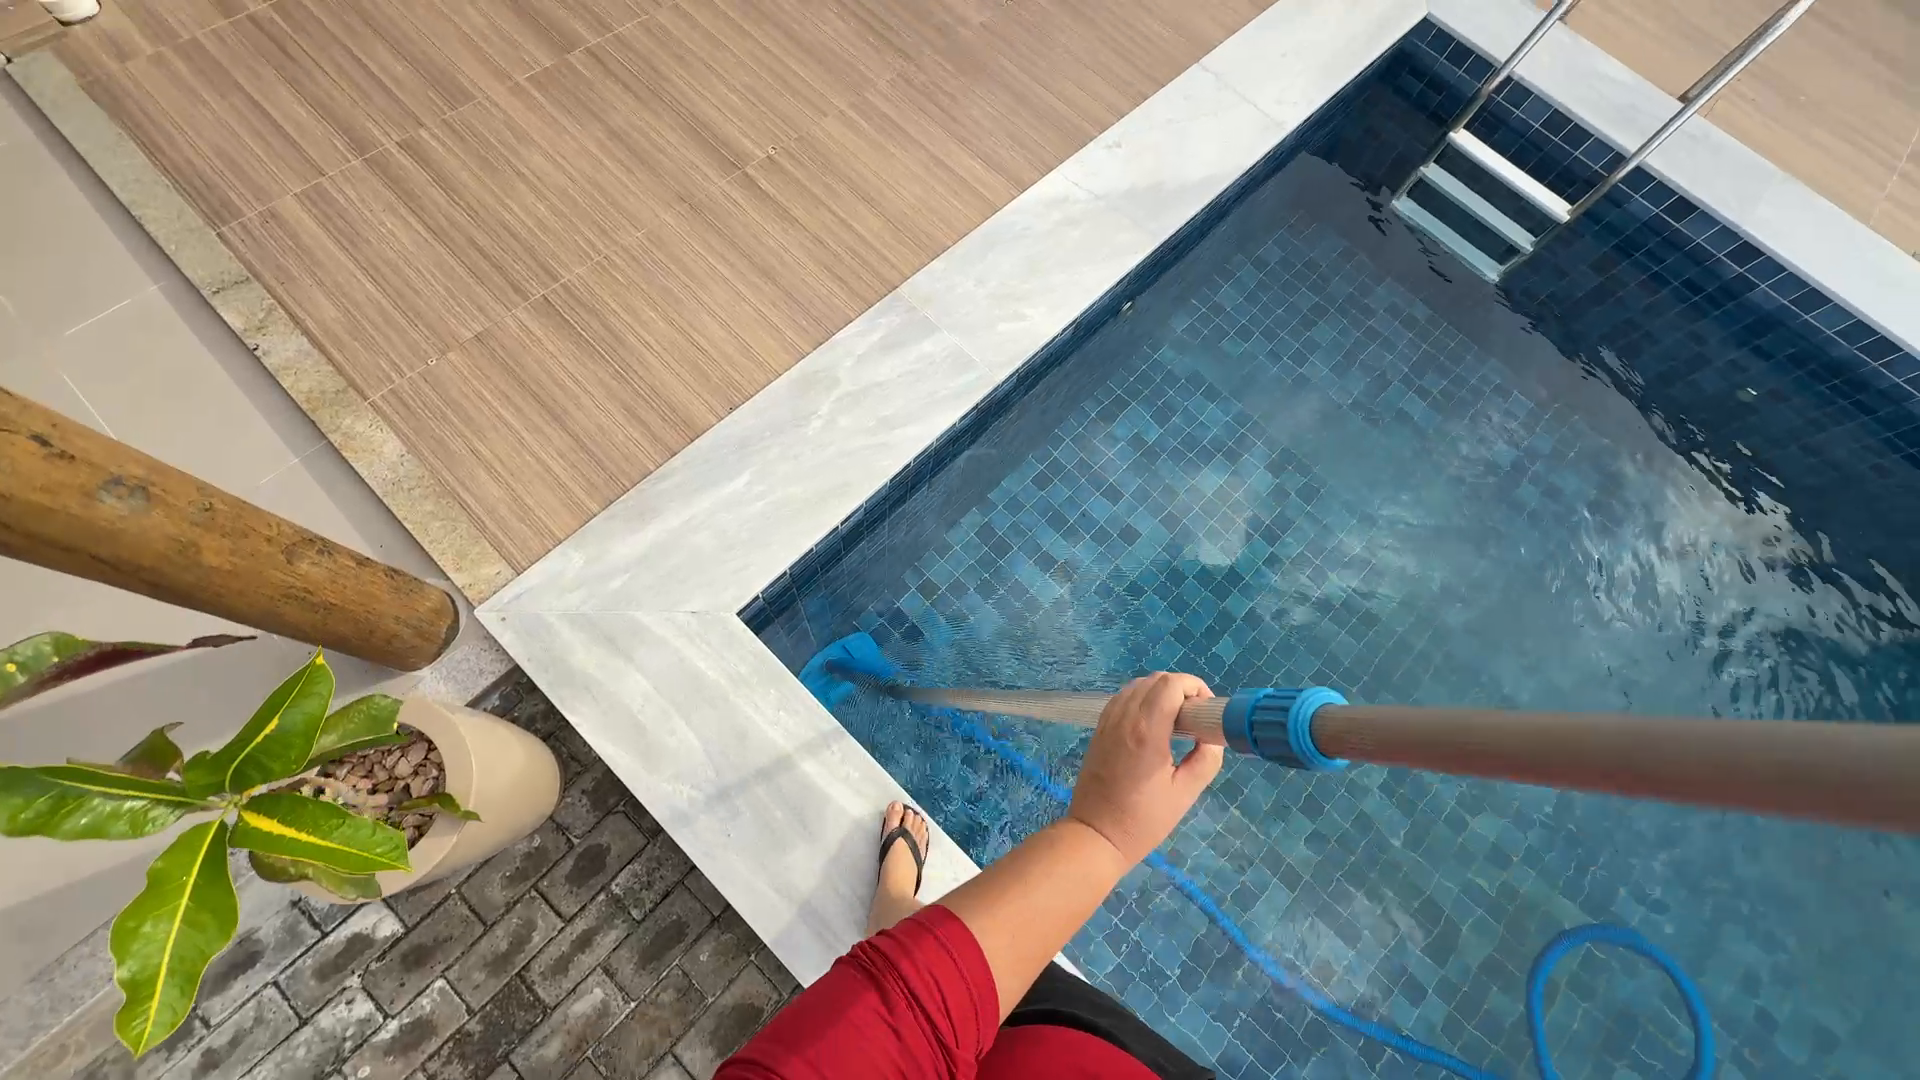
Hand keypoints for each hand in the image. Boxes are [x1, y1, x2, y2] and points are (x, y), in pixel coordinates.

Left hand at [1065, 673, 1222, 864]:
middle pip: (1155, 679)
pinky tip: (1153, 723)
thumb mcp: (1185, 793)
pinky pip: (1122, 698)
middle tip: (1195, 716)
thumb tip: (1211, 737)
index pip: (1171, 685)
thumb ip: (1205, 759)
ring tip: (1177, 720)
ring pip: (1136, 685)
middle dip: (1181, 688)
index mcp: (1147, 730)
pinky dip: (1141, 699)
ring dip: (1160, 691)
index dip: (1195, 688)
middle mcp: (1124, 717)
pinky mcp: (1099, 728)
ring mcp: (1108, 720)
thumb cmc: (1143, 819)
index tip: (1207, 711)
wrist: (1096, 834)